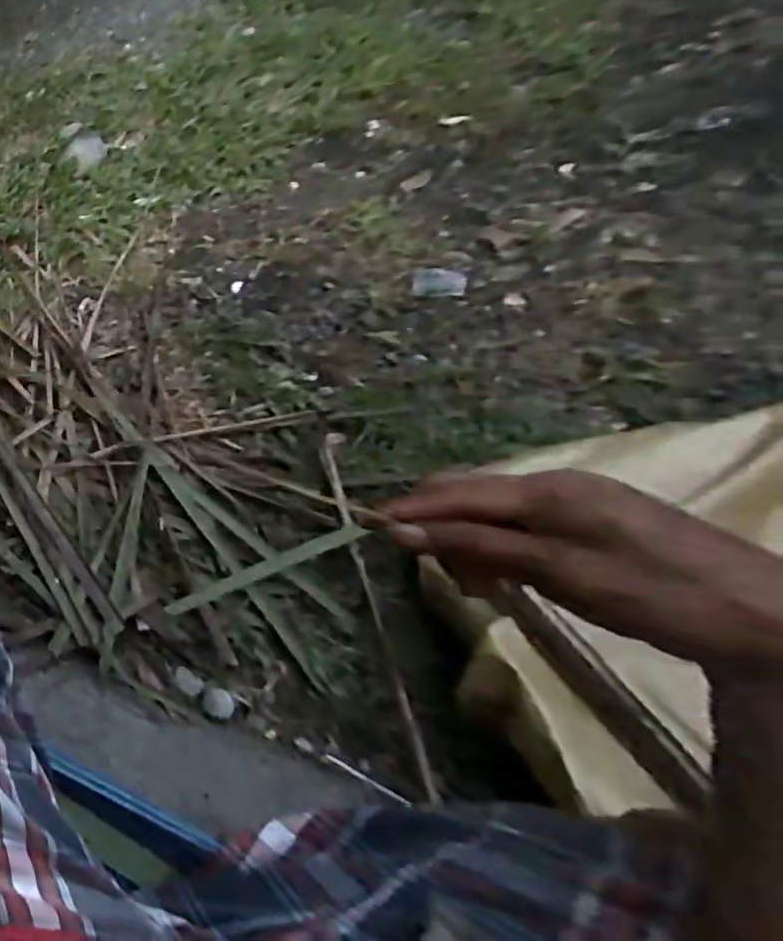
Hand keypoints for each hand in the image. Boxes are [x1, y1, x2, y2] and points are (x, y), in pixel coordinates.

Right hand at [375, 470, 782, 679]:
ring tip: (476, 583)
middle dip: (434, 525)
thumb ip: (475, 547)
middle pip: (465, 493)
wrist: (777, 621)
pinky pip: (518, 520)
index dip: (405, 510)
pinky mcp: (592, 519)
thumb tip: (398, 531)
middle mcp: (555, 484)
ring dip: (465, 539)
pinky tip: (507, 574)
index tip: (364, 529)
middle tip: (435, 570)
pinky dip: (496, 544)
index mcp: (546, 490)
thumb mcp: (556, 573)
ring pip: (489, 508)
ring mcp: (577, 500)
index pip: (452, 492)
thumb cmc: (657, 593)